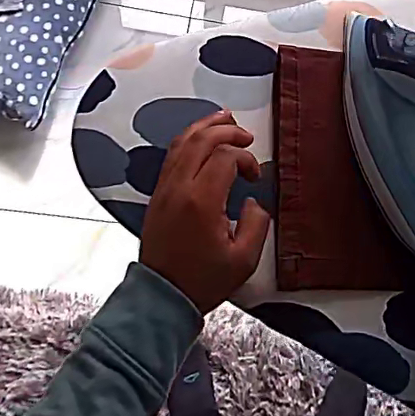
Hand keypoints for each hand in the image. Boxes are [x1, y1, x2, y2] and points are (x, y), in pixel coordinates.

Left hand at [139, 110, 271, 313]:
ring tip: (224, 118)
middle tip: (246, 134)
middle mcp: (179, 188)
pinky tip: (201, 139)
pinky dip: (189, 140)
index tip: (254, 175)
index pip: (224, 157)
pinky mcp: (158, 194)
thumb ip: (257, 224)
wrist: (161, 296)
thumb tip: (253, 201)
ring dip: (205, 127)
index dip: (245, 158)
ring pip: (182, 142)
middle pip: (201, 140)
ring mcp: (164, 189)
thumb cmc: (201, 281)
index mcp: (201, 201)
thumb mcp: (244, 261)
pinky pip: (172, 155)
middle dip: (227, 130)